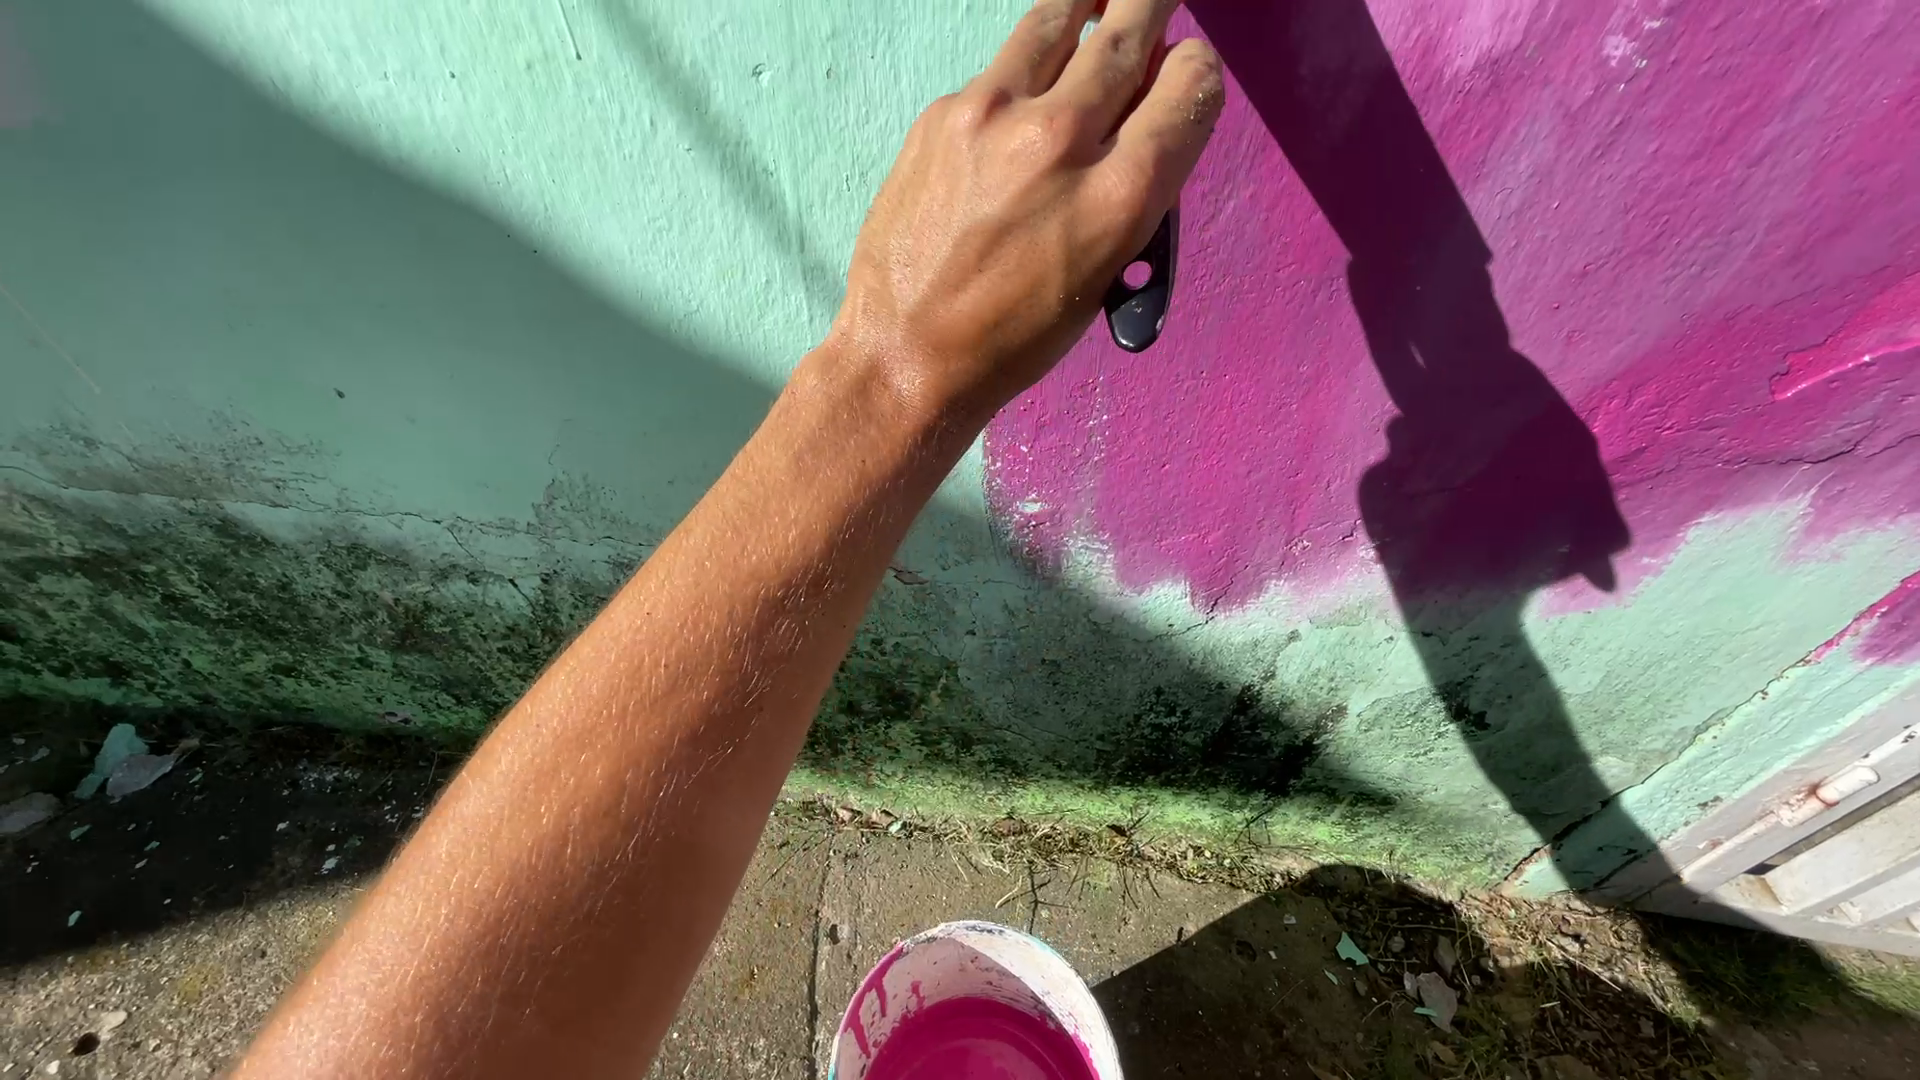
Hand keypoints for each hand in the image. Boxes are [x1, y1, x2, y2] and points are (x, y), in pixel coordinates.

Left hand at [827, 0, 1223, 424]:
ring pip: (1063, 13)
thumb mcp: (1101, 279)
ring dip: (1088, 9)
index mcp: (1122, 195)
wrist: (907, 355)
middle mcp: (1064, 138)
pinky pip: (1000, 69)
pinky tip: (1012, 116)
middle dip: (1150, 8)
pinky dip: (1019, 80)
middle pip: (1133, 21)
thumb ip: (1131, 189)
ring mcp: (995, 115)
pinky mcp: (942, 113)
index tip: (1176, 80)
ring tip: (1094, 9)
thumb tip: (1138, 114)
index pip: (1192, 80)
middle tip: (1148, 6)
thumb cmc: (1013, 341)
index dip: (1192, 75)